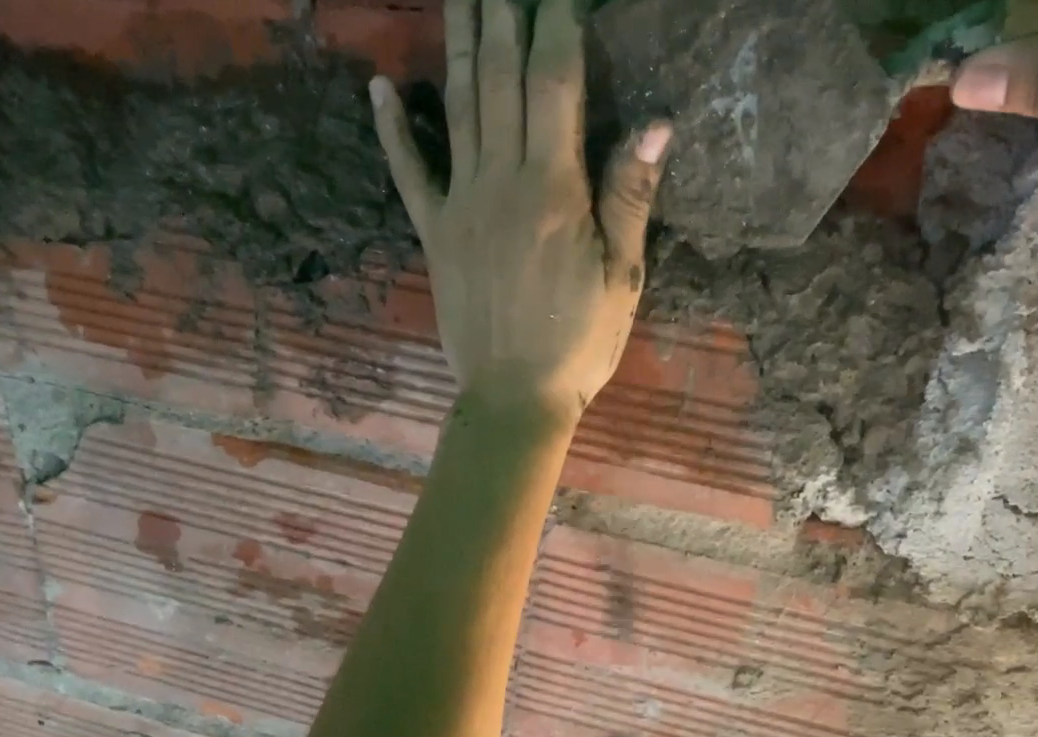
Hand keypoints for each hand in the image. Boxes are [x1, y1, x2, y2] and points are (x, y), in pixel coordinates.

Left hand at [369, 0, 671, 424]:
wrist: (514, 398)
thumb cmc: (579, 343)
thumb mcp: (622, 277)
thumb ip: (631, 198)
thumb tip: (657, 124)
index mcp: (555, 189)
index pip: (555, 80)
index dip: (556, 22)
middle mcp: (501, 181)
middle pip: (499, 77)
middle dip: (501, 12)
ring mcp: (460, 204)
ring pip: (457, 106)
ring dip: (457, 42)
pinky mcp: (434, 233)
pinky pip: (408, 172)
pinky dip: (393, 129)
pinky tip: (380, 87)